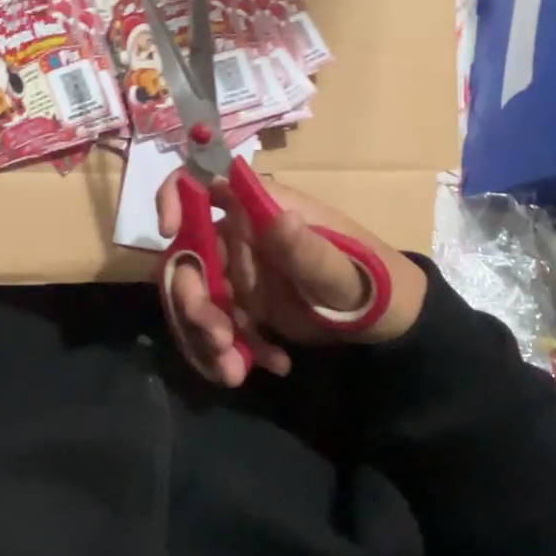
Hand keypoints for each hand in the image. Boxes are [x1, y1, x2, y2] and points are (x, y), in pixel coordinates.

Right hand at [156, 170, 427, 387]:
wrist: (386, 321)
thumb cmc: (367, 278)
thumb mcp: (339, 270)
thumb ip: (307, 249)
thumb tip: (278, 218)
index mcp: (258, 209)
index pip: (201, 183)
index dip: (173, 197)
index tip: (169, 233)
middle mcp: (238, 237)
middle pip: (187, 258)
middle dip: (192, 303)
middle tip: (218, 340)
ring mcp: (236, 274)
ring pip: (194, 301)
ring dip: (205, 339)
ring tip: (234, 372)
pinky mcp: (240, 308)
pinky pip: (215, 328)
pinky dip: (230, 353)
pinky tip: (269, 365)